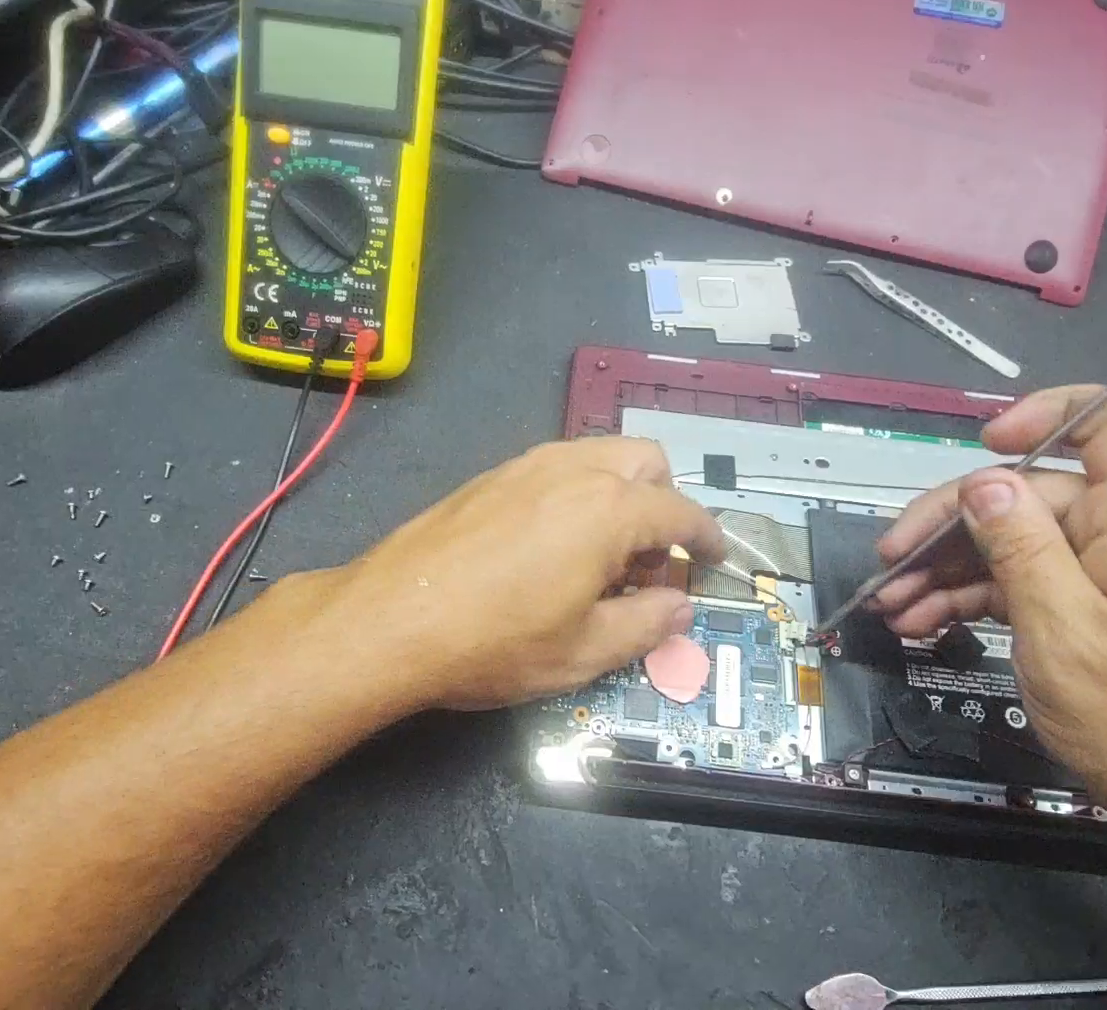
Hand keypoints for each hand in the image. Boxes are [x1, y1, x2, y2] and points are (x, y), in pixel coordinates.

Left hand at [259, 438, 722, 712]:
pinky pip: (557, 465)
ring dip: (621, 491)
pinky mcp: (492, 475)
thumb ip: (646, 625)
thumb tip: (681, 607)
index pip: (681, 512)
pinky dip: (579, 489)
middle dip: (664, 500)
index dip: (708, 536)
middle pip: (646, 460)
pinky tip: (553, 541)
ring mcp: (528, 465)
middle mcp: (574, 470)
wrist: (391, 619)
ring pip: (599, 454)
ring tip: (603, 552)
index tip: (715, 557)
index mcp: (609, 510)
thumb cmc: (496, 642)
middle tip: (651, 559)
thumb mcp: (584, 652)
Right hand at [872, 387, 1106, 825]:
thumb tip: (984, 483)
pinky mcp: (1086, 603)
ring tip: (891, 605)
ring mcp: (1103, 570)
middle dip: (951, 523)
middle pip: (1029, 492)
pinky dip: (969, 596)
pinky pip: (1019, 579)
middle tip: (889, 561)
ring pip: (1011, 540)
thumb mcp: (1063, 630)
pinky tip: (921, 620)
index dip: (1049, 413)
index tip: (985, 445)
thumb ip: (1021, 547)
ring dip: (945, 569)